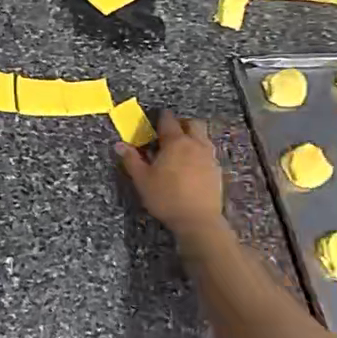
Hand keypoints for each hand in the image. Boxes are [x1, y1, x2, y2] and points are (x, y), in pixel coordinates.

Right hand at [115, 109, 226, 236]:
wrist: (198, 219)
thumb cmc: (166, 197)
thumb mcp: (142, 180)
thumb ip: (131, 160)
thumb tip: (119, 144)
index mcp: (175, 142)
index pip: (168, 120)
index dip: (161, 117)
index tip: (156, 119)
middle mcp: (195, 144)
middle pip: (192, 123)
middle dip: (181, 123)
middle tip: (169, 132)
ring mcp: (209, 156)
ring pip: (203, 136)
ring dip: (193, 136)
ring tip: (181, 148)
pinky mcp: (217, 169)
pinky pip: (208, 152)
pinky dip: (200, 151)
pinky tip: (192, 164)